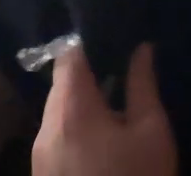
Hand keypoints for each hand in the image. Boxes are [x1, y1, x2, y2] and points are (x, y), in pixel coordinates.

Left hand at [32, 44, 175, 175]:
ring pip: (56, 109)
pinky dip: (75, 120)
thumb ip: (143, 83)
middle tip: (122, 62)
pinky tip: (102, 128)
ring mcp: (39, 156)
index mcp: (71, 111)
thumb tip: (141, 48)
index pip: (68, 58)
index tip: (116, 34)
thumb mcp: (151, 129)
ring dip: (81, 97)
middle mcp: (46, 129)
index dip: (90, 41)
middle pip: (60, 83)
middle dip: (88, 70)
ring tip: (116, 94)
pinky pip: (55, 132)